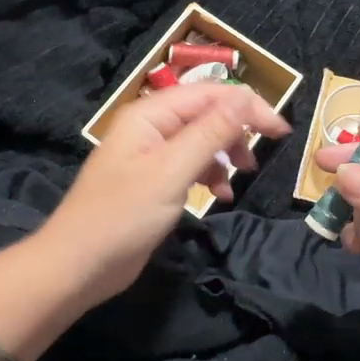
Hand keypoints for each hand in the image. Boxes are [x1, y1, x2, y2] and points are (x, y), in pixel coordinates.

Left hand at [41, 84, 289, 306]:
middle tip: (262, 156)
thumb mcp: (172, 172)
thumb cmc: (122, 216)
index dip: (248, 106)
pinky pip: (192, 164)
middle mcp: (151, 126)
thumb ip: (210, 132)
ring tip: (240, 179)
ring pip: (203, 139)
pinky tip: (219, 195)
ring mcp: (152, 154)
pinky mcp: (154, 180)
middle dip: (237, 131)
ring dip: (225, 154)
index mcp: (150, 114)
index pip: (210, 94)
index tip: (281, 131)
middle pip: (207, 113)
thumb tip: (246, 97)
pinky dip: (210, 174)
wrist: (78, 267)